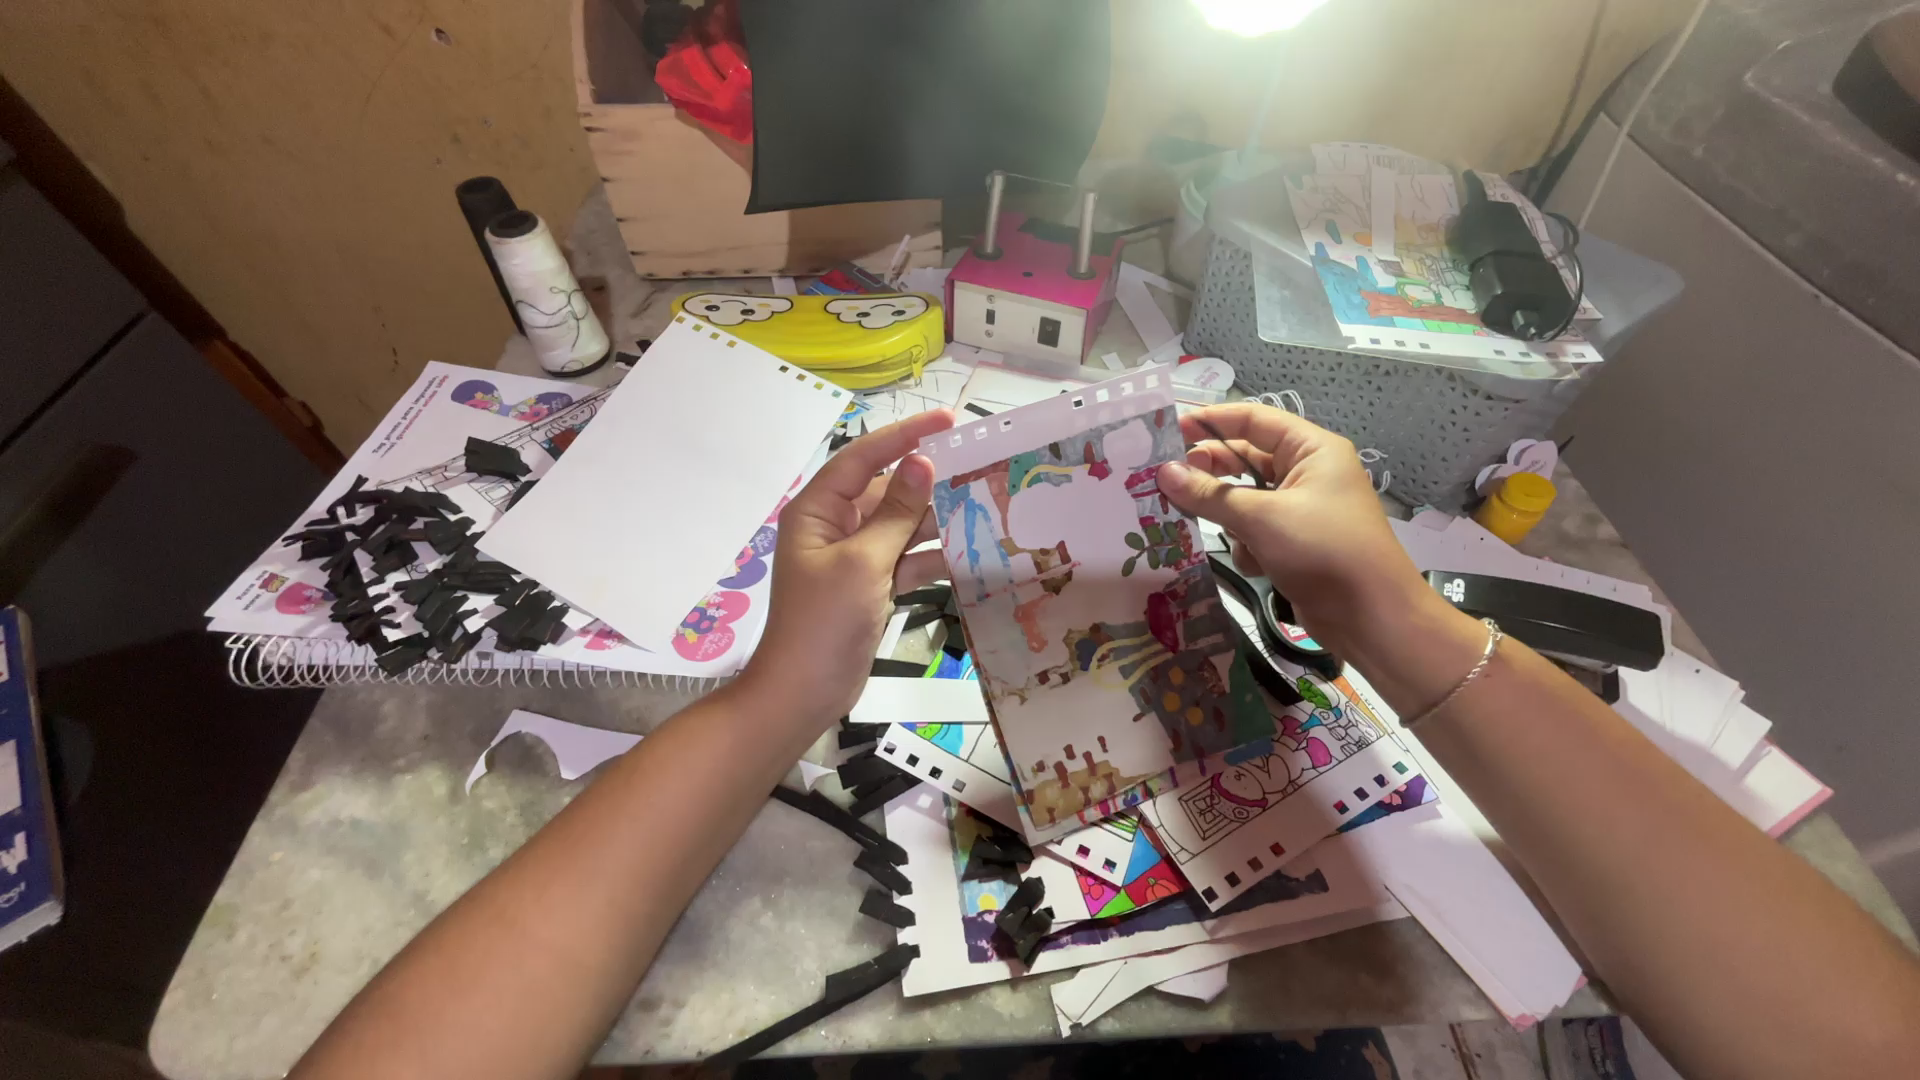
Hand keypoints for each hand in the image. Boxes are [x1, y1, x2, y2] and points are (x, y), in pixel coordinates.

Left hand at [740, 408, 956, 726]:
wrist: (806, 693)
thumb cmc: (824, 622)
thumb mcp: (863, 562)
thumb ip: (896, 512)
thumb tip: (923, 462)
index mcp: (818, 510)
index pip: (862, 457)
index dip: (903, 436)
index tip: (947, 421)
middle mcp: (835, 526)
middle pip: (886, 490)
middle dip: (928, 483)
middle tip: (978, 467)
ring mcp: (855, 557)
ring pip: (900, 526)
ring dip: (936, 520)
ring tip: (985, 506)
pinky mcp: (872, 585)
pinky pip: (906, 559)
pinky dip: (932, 557)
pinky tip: (970, 554)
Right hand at [1154, 403, 1435, 656]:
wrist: (1371, 617)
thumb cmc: (1323, 551)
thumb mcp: (1261, 518)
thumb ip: (1209, 494)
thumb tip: (1163, 472)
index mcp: (1311, 450)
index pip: (1253, 420)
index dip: (1211, 421)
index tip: (1169, 430)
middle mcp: (1306, 473)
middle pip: (1244, 459)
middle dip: (1210, 474)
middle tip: (1167, 481)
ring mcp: (1299, 509)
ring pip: (1243, 499)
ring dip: (1227, 517)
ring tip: (1203, 526)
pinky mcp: (1293, 542)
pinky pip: (1253, 530)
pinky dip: (1246, 545)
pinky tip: (1254, 564)